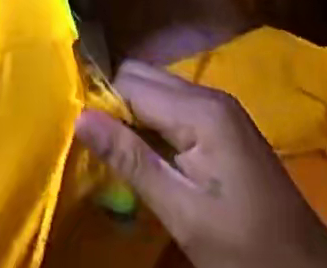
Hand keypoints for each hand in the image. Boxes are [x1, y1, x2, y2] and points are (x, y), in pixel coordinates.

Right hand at [75, 61, 326, 267]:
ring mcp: (219, 108)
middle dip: (116, 104)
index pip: (129, 82)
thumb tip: (79, 118)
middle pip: (141, 77)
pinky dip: (153, 122)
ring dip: (133, 114)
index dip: (103, 105)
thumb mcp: (184, 213)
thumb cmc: (248, 250)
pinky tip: (149, 156)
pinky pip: (172, 106)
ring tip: (121, 153)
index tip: (85, 137)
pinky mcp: (223, 124)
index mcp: (200, 110)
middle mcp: (209, 95)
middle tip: (102, 147)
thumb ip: (131, 161)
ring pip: (154, 89)